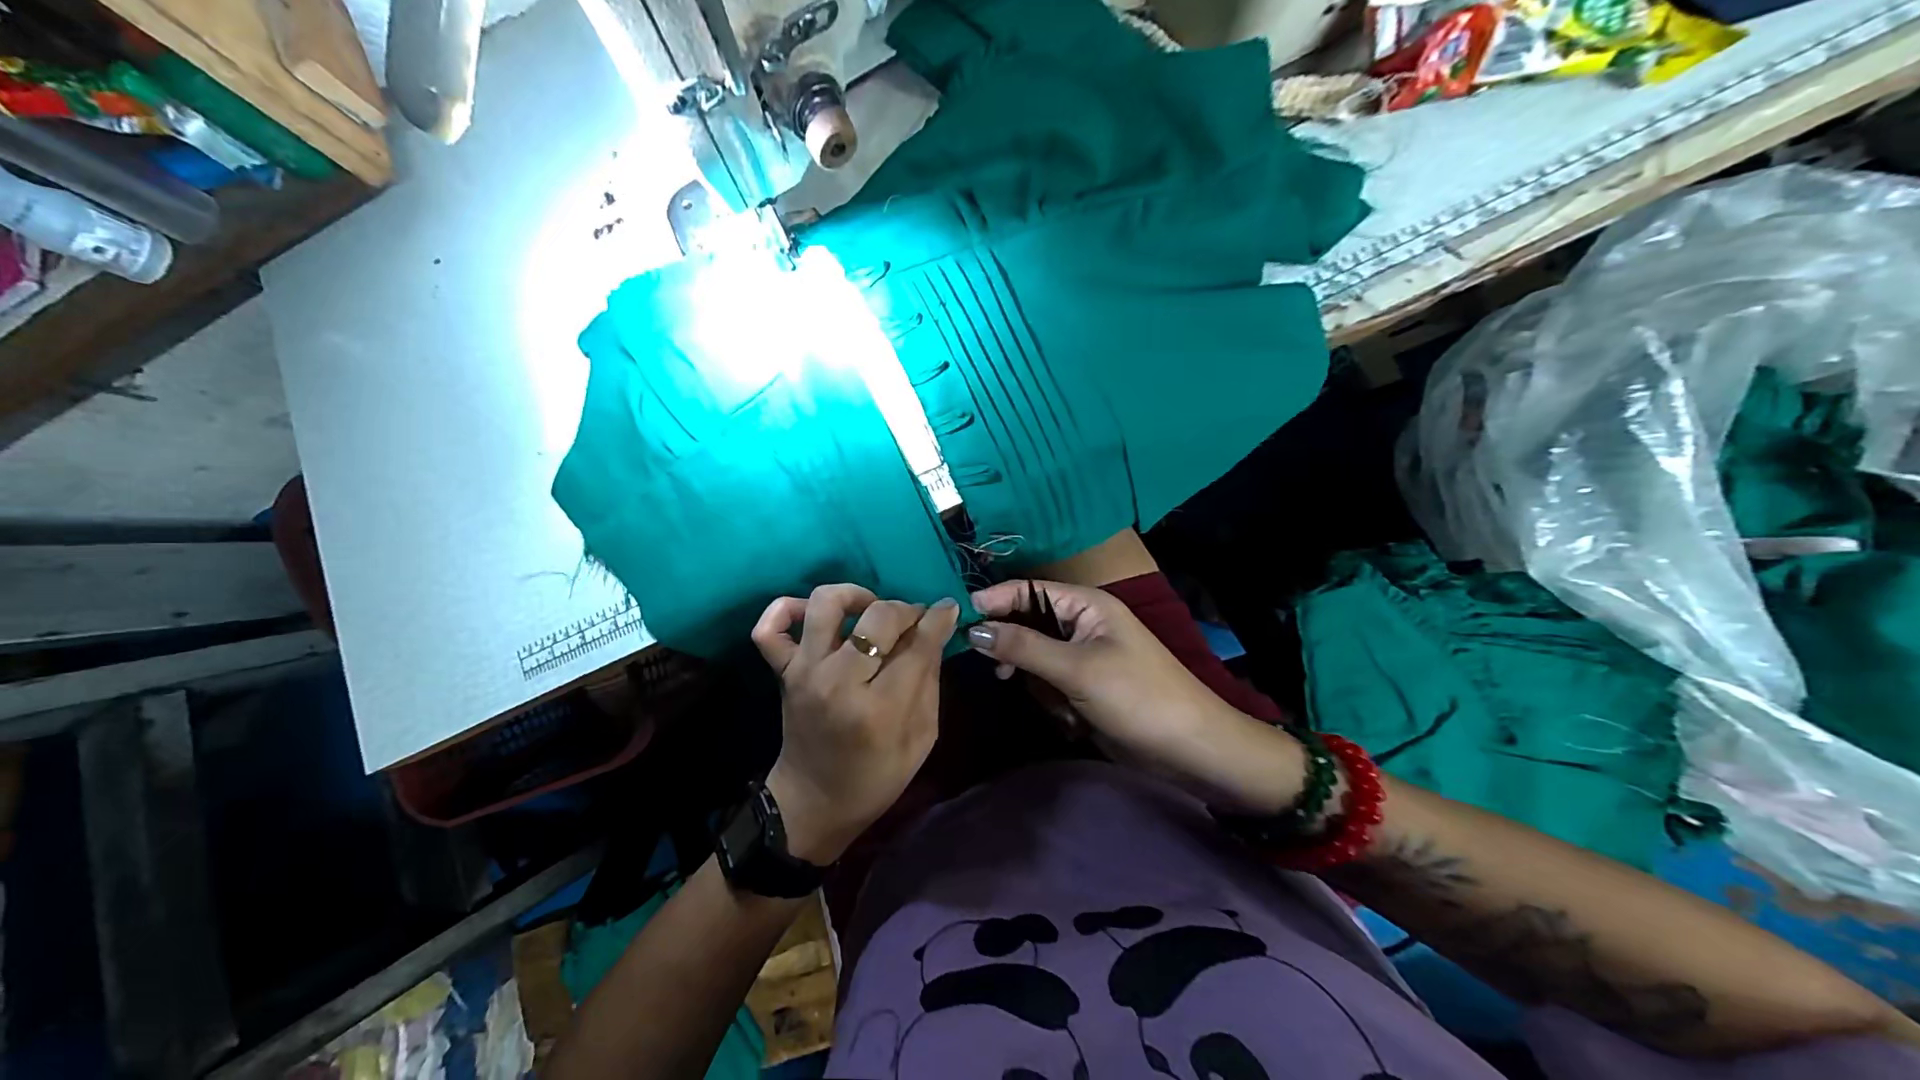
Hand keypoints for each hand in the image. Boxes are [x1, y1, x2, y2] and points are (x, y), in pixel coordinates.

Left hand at [751, 584, 960, 863]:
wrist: (814, 802)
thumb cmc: (877, 777)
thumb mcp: (922, 736)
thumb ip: (929, 678)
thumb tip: (935, 626)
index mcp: (879, 708)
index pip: (917, 644)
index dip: (938, 619)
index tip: (947, 609)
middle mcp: (838, 681)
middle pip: (878, 616)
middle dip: (906, 609)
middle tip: (914, 622)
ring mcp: (805, 672)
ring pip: (825, 603)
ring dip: (855, 596)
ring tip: (870, 611)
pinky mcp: (782, 672)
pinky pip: (770, 628)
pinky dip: (788, 609)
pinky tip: (814, 616)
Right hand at [967, 580, 1307, 814]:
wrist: (1190, 749)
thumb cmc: (1137, 697)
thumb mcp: (1076, 668)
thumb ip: (1023, 646)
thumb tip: (973, 629)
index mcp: (1086, 605)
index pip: (1028, 590)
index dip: (995, 600)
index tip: (959, 619)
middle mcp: (1082, 624)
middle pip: (1027, 624)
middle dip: (1017, 650)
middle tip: (1002, 672)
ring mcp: (1084, 657)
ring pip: (1034, 658)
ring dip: (1038, 683)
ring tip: (1058, 704)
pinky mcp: (1084, 687)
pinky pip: (1050, 683)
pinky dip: (1053, 700)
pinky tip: (1070, 719)